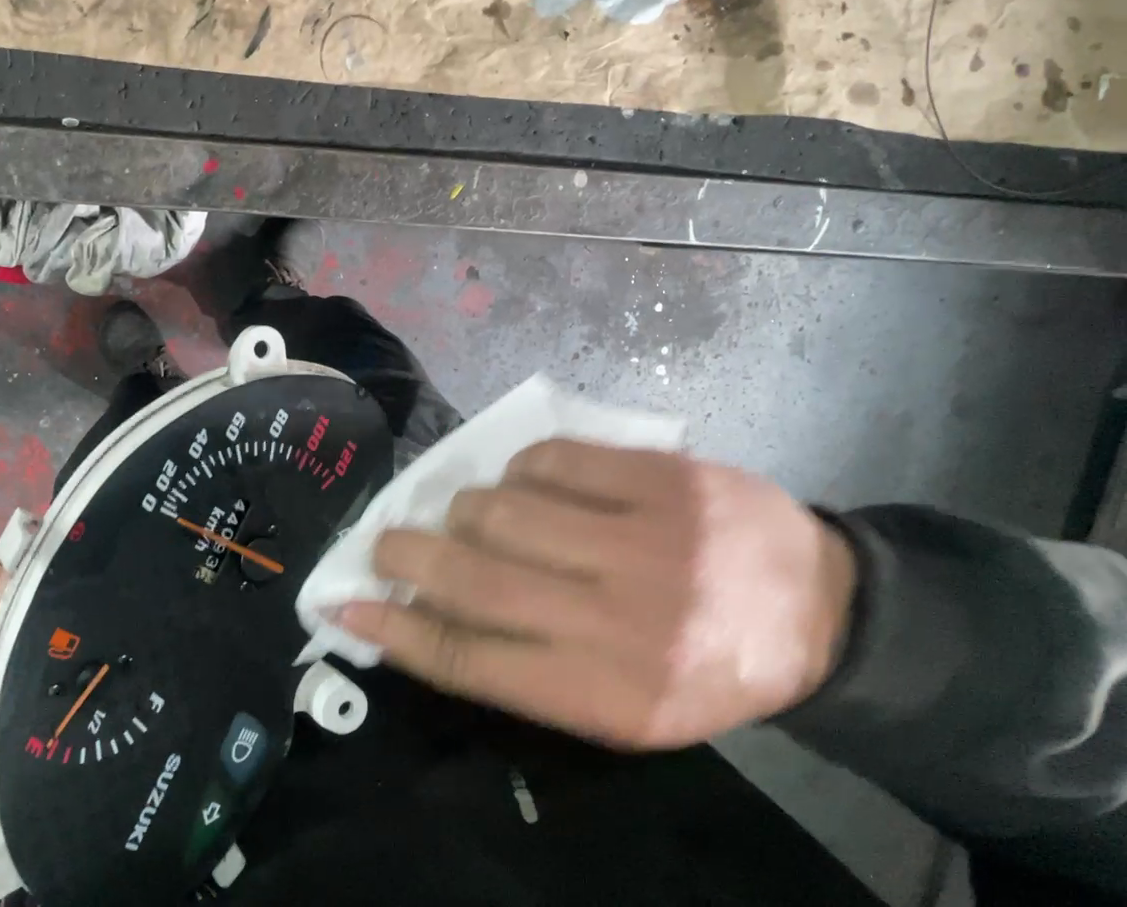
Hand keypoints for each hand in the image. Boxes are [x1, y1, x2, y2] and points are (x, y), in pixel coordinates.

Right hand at [337, 439, 855, 749]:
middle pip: (471, 576)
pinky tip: (532, 486)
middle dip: (404, 555)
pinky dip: (518, 470)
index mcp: (605, 692)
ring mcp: (647, 540)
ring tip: (479, 518)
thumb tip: (412, 615)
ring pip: (499, 507)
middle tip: (384, 544)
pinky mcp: (664, 478)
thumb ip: (514, 665)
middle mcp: (622, 619)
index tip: (341, 602)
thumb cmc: (695, 672)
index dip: (391, 627)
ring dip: (466, 510)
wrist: (822, 618)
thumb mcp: (611, 705)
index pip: (466, 657)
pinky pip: (548, 459)